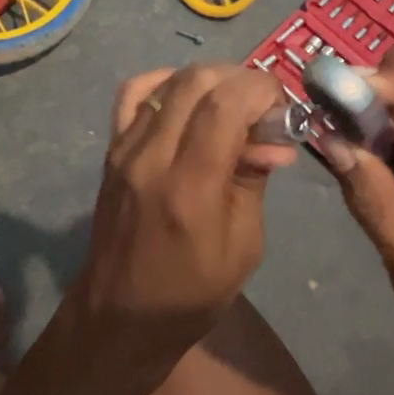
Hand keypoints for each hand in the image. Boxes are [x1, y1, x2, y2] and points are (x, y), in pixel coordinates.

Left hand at [67, 64, 297, 364]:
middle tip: (262, 103)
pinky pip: (134, 93)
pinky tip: (187, 97)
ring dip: (207, 78)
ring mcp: (125, 149)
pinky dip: (166, 82)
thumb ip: (252, 180)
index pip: (224, 105)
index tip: (282, 102)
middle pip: (195, 81)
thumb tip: (273, 136)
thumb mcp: (244, 247)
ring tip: (231, 100)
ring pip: (167, 81)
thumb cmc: (192, 293)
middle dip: (238, 78)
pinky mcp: (111, 148)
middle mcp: (152, 157)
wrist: (120, 315)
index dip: (259, 89)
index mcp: (190, 189)